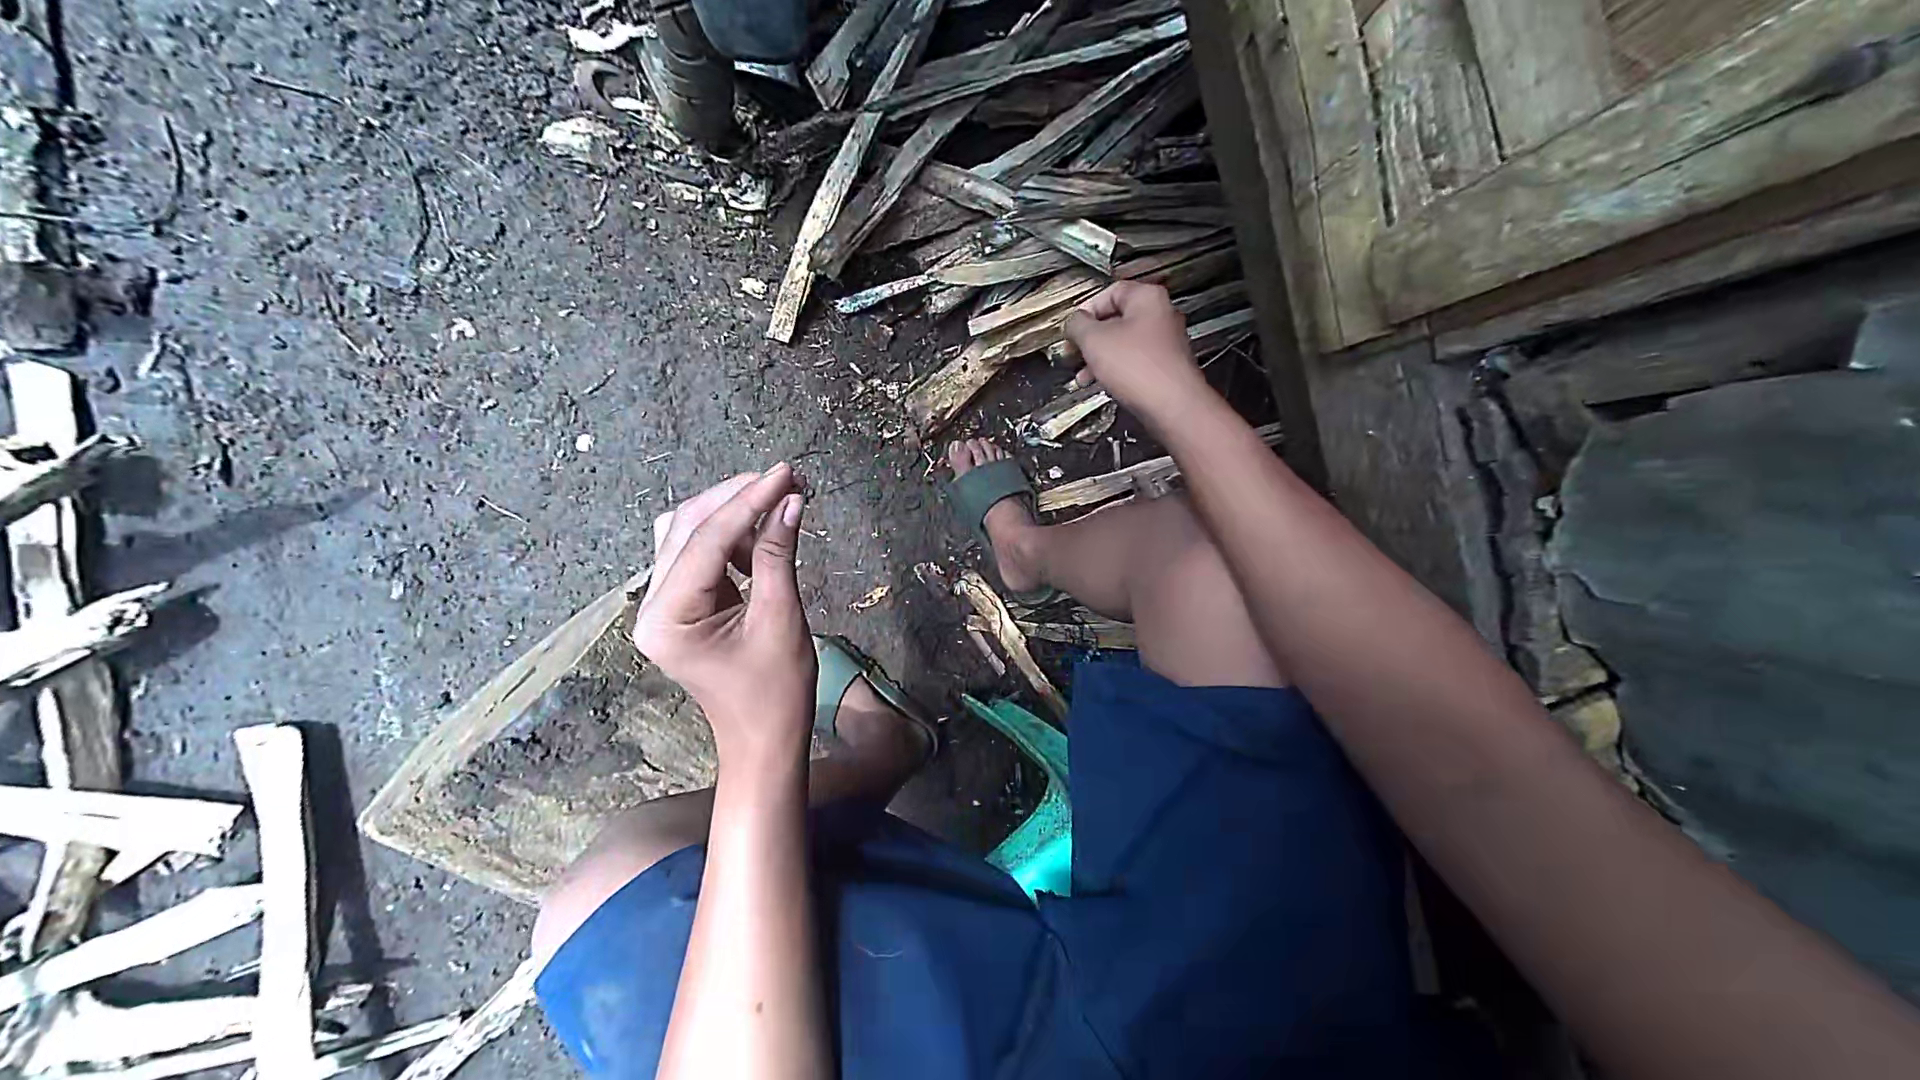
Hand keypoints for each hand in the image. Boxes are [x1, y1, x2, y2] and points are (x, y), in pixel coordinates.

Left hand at [634, 464, 815, 771]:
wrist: (765, 740)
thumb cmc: (776, 693)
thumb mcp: (781, 618)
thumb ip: (777, 554)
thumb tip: (791, 500)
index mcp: (668, 619)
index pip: (707, 540)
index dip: (749, 501)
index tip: (787, 473)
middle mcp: (653, 607)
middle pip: (687, 528)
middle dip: (737, 498)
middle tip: (786, 479)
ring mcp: (664, 606)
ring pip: (689, 535)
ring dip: (733, 513)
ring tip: (780, 501)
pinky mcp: (682, 605)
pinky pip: (701, 555)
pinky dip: (732, 537)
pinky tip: (763, 534)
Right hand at [1063, 281, 1211, 429]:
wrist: (1172, 405)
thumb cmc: (1139, 368)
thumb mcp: (1094, 341)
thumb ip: (1077, 325)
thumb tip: (1073, 322)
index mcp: (1147, 298)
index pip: (1110, 292)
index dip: (1086, 310)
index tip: (1073, 328)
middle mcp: (1161, 315)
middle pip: (1116, 319)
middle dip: (1091, 338)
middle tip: (1075, 351)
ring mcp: (1166, 342)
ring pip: (1124, 343)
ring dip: (1100, 358)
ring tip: (1084, 375)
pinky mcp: (1166, 367)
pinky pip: (1135, 362)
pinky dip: (1117, 370)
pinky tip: (1104, 384)